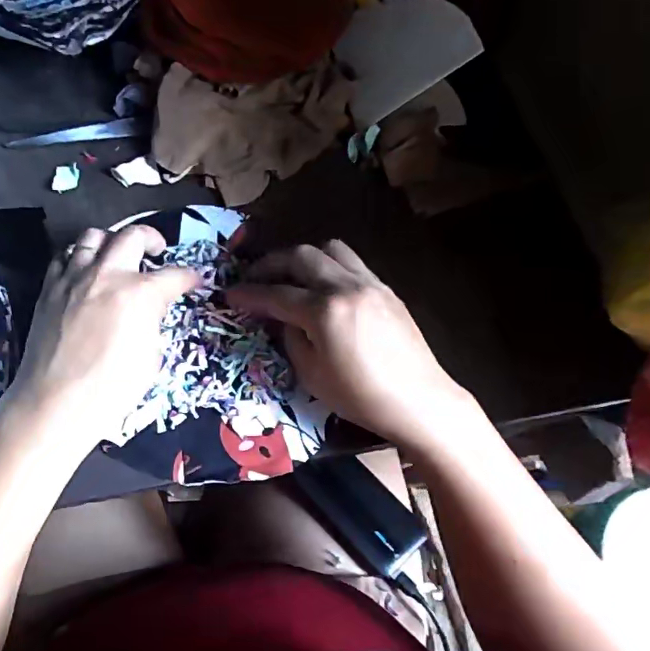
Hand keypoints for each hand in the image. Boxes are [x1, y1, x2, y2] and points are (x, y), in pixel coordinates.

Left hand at [7, 225, 199, 449]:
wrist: (57, 402)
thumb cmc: (112, 389)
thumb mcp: (151, 356)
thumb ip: (153, 322)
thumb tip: (150, 311)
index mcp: (139, 293)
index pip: (174, 276)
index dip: (190, 278)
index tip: (195, 280)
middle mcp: (106, 275)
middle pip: (132, 236)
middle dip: (152, 238)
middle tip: (158, 249)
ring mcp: (73, 278)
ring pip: (93, 236)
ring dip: (112, 241)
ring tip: (118, 254)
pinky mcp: (49, 288)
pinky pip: (65, 256)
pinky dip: (80, 256)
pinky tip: (86, 271)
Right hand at [227, 241, 474, 452]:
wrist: (419, 401)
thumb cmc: (361, 397)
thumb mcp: (312, 375)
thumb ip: (291, 339)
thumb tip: (281, 319)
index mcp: (324, 311)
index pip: (276, 294)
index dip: (249, 294)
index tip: (230, 295)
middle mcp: (346, 287)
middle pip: (300, 256)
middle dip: (271, 263)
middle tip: (255, 278)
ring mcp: (370, 283)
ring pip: (330, 249)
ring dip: (303, 257)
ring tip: (291, 276)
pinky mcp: (386, 289)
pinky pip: (352, 263)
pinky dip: (329, 267)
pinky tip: (323, 288)